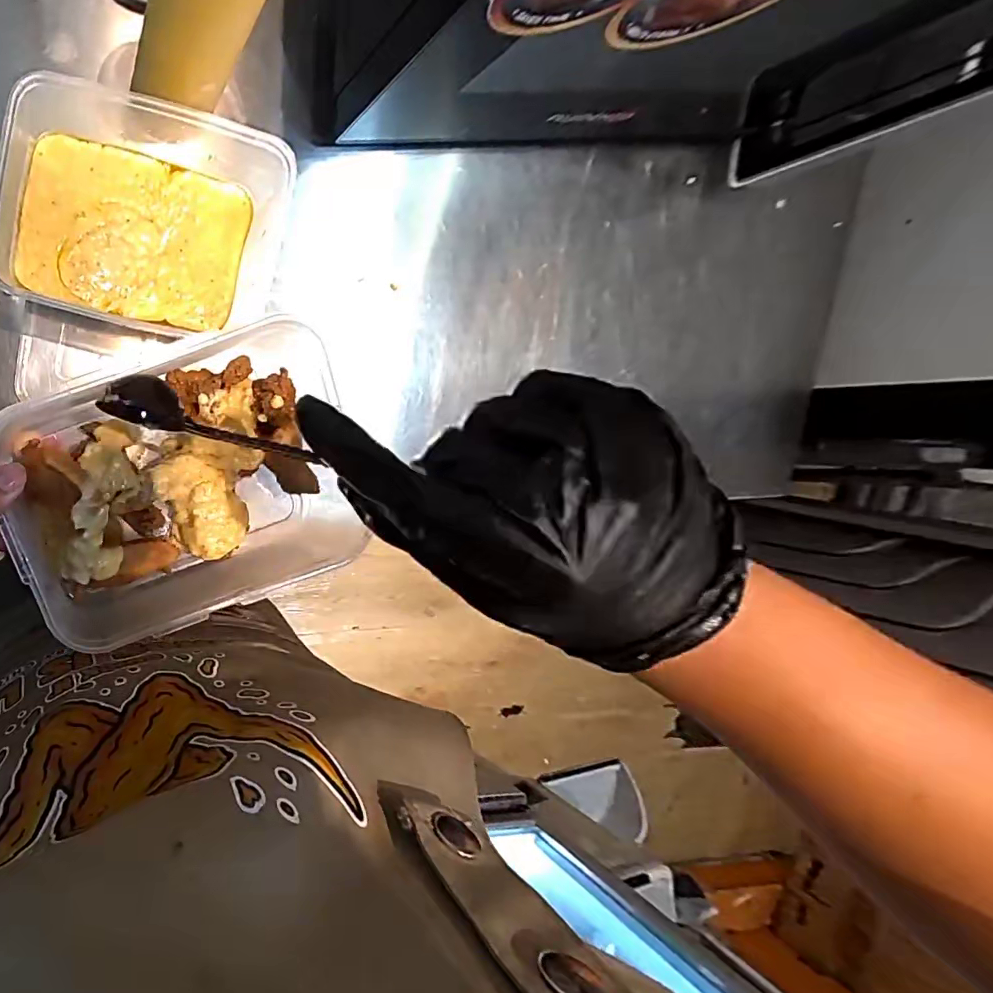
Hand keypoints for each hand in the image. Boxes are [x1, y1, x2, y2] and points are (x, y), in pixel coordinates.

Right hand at [296, 371, 744, 671]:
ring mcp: (596, 446)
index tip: (314, 412)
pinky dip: (539, 413)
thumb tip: (362, 485)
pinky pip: (542, 388)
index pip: (408, 488)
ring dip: (497, 442)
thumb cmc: (565, 605)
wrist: (678, 599)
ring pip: (492, 414)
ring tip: (540, 479)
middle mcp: (549, 494)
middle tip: (495, 504)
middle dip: (454, 471)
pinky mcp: (629, 410)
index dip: (354, 449)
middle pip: (451, 448)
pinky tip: (566, 449)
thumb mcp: (483, 589)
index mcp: (508, 549)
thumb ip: (423, 536)